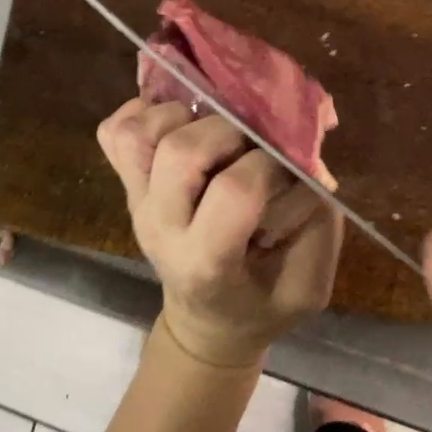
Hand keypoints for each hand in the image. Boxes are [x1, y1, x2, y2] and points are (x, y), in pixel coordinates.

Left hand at [97, 97, 342, 367]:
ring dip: (181, 115)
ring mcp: (136, 200)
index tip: (286, 169)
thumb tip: (304, 158)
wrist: (204, 319)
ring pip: (138, 133)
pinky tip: (176, 123)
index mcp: (207, 262)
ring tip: (211, 127)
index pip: (234, 192)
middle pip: (179, 152)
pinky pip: (114, 131)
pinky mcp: (124, 182)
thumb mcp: (307, 286)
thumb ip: (316, 225)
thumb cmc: (260, 300)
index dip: (269, 167)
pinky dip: (142, 112)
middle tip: (250, 140)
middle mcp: (160, 226)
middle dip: (227, 130)